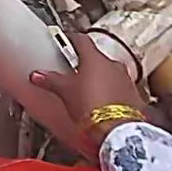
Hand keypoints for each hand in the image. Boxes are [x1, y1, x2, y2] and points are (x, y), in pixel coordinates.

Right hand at [28, 33, 146, 144]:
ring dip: (99, 77)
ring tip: (87, 88)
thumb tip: (36, 75)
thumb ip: (51, 80)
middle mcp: (113, 65)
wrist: (118, 131)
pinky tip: (101, 102)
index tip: (65, 41)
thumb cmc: (91, 107)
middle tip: (73, 70)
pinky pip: (119, 88)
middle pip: (97, 57)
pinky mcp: (134, 97)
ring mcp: (126, 80)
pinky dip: (110, 91)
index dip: (72, 39)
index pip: (82, 40)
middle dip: (86, 63)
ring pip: (109, 73)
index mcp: (95, 59)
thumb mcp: (66, 92)